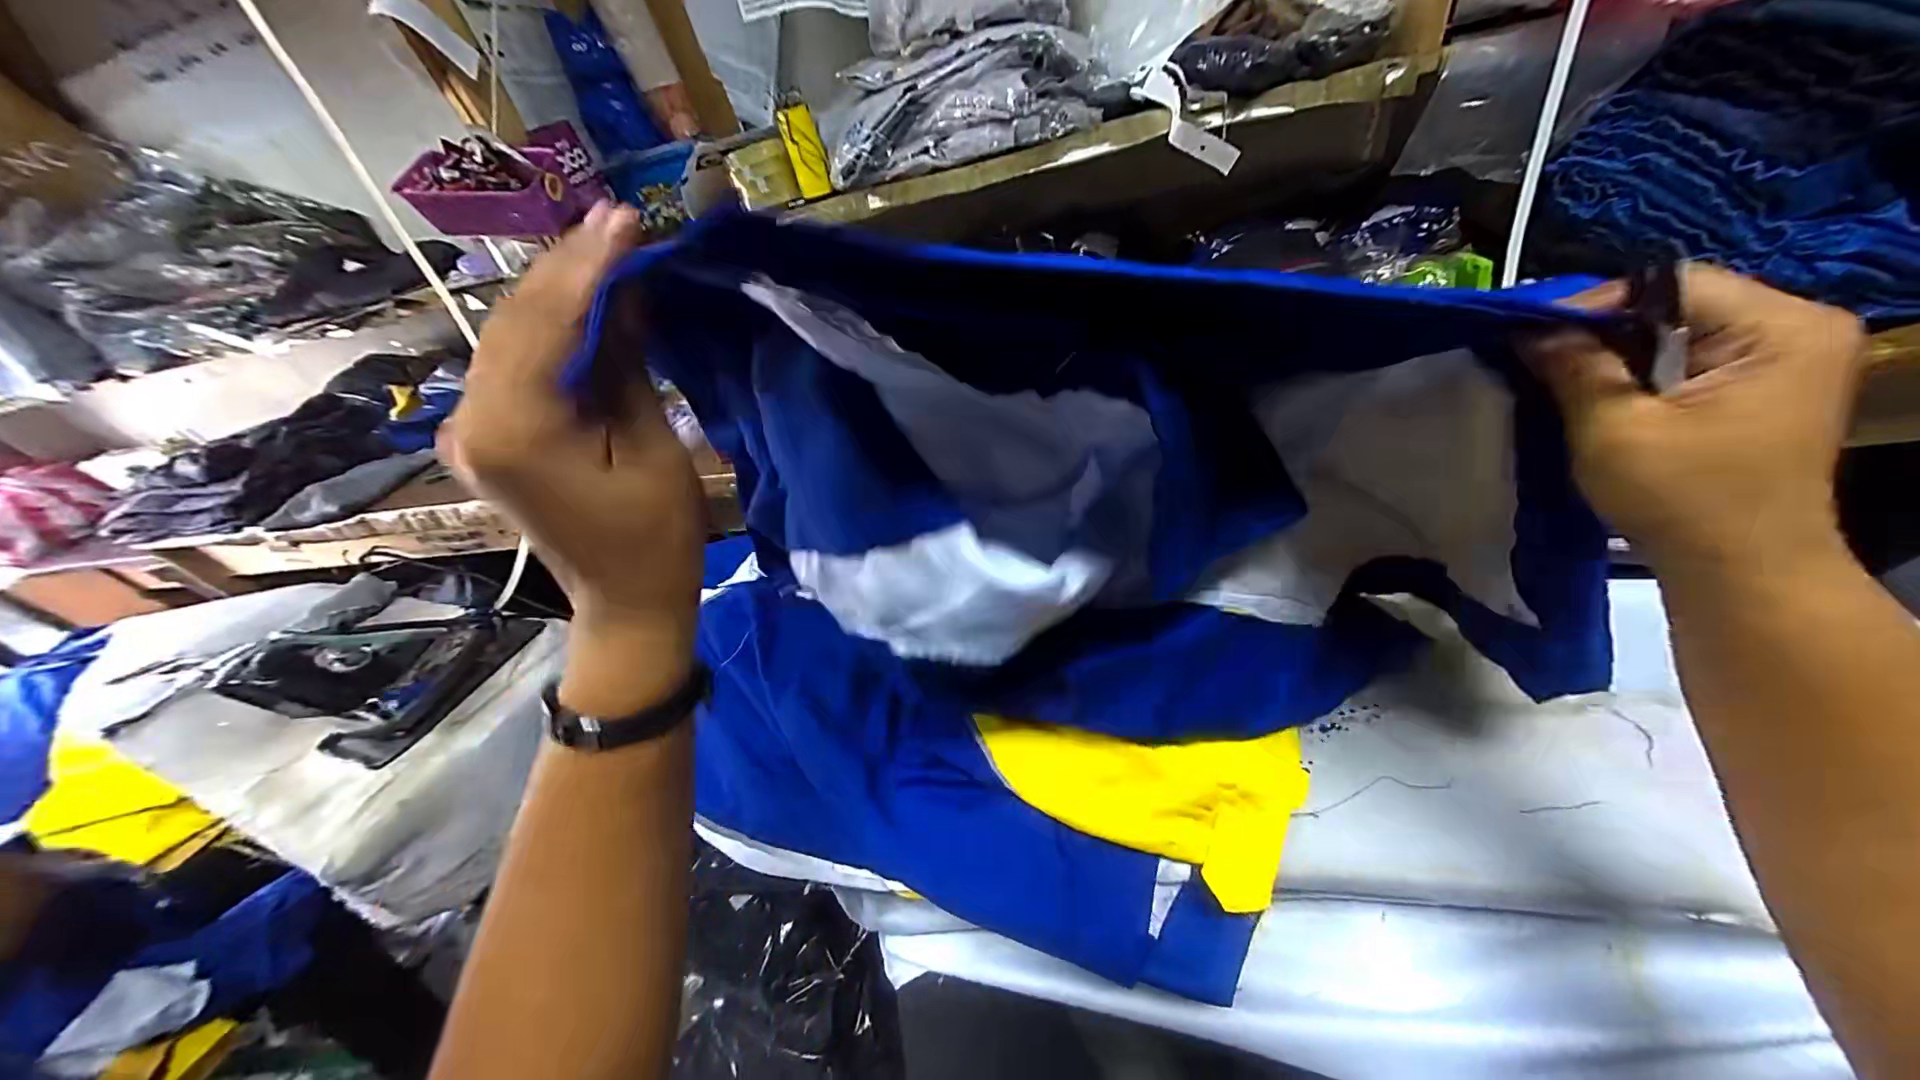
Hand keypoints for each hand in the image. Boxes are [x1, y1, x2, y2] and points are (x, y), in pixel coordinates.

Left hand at [443, 204, 703, 702]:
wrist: (626, 603)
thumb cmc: (656, 539)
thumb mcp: (654, 446)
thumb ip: (627, 363)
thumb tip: (628, 292)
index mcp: (515, 429)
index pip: (545, 321)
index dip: (588, 265)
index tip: (627, 219)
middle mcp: (474, 419)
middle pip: (516, 319)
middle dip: (570, 267)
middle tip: (621, 223)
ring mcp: (473, 428)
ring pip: (512, 335)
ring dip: (560, 292)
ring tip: (610, 248)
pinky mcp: (488, 434)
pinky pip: (517, 363)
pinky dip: (553, 328)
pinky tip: (587, 301)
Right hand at [1520, 264, 1865, 575]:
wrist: (1738, 567)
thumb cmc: (1683, 496)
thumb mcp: (1614, 428)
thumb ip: (1575, 368)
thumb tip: (1529, 329)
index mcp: (1781, 329)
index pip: (1673, 284)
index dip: (1595, 302)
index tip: (1529, 331)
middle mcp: (1795, 331)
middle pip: (1677, 305)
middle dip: (1599, 329)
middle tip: (1533, 350)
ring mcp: (1781, 362)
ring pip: (1676, 333)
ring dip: (1613, 353)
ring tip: (1553, 370)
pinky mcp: (1758, 390)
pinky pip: (1684, 360)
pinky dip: (1634, 372)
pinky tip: (1593, 391)